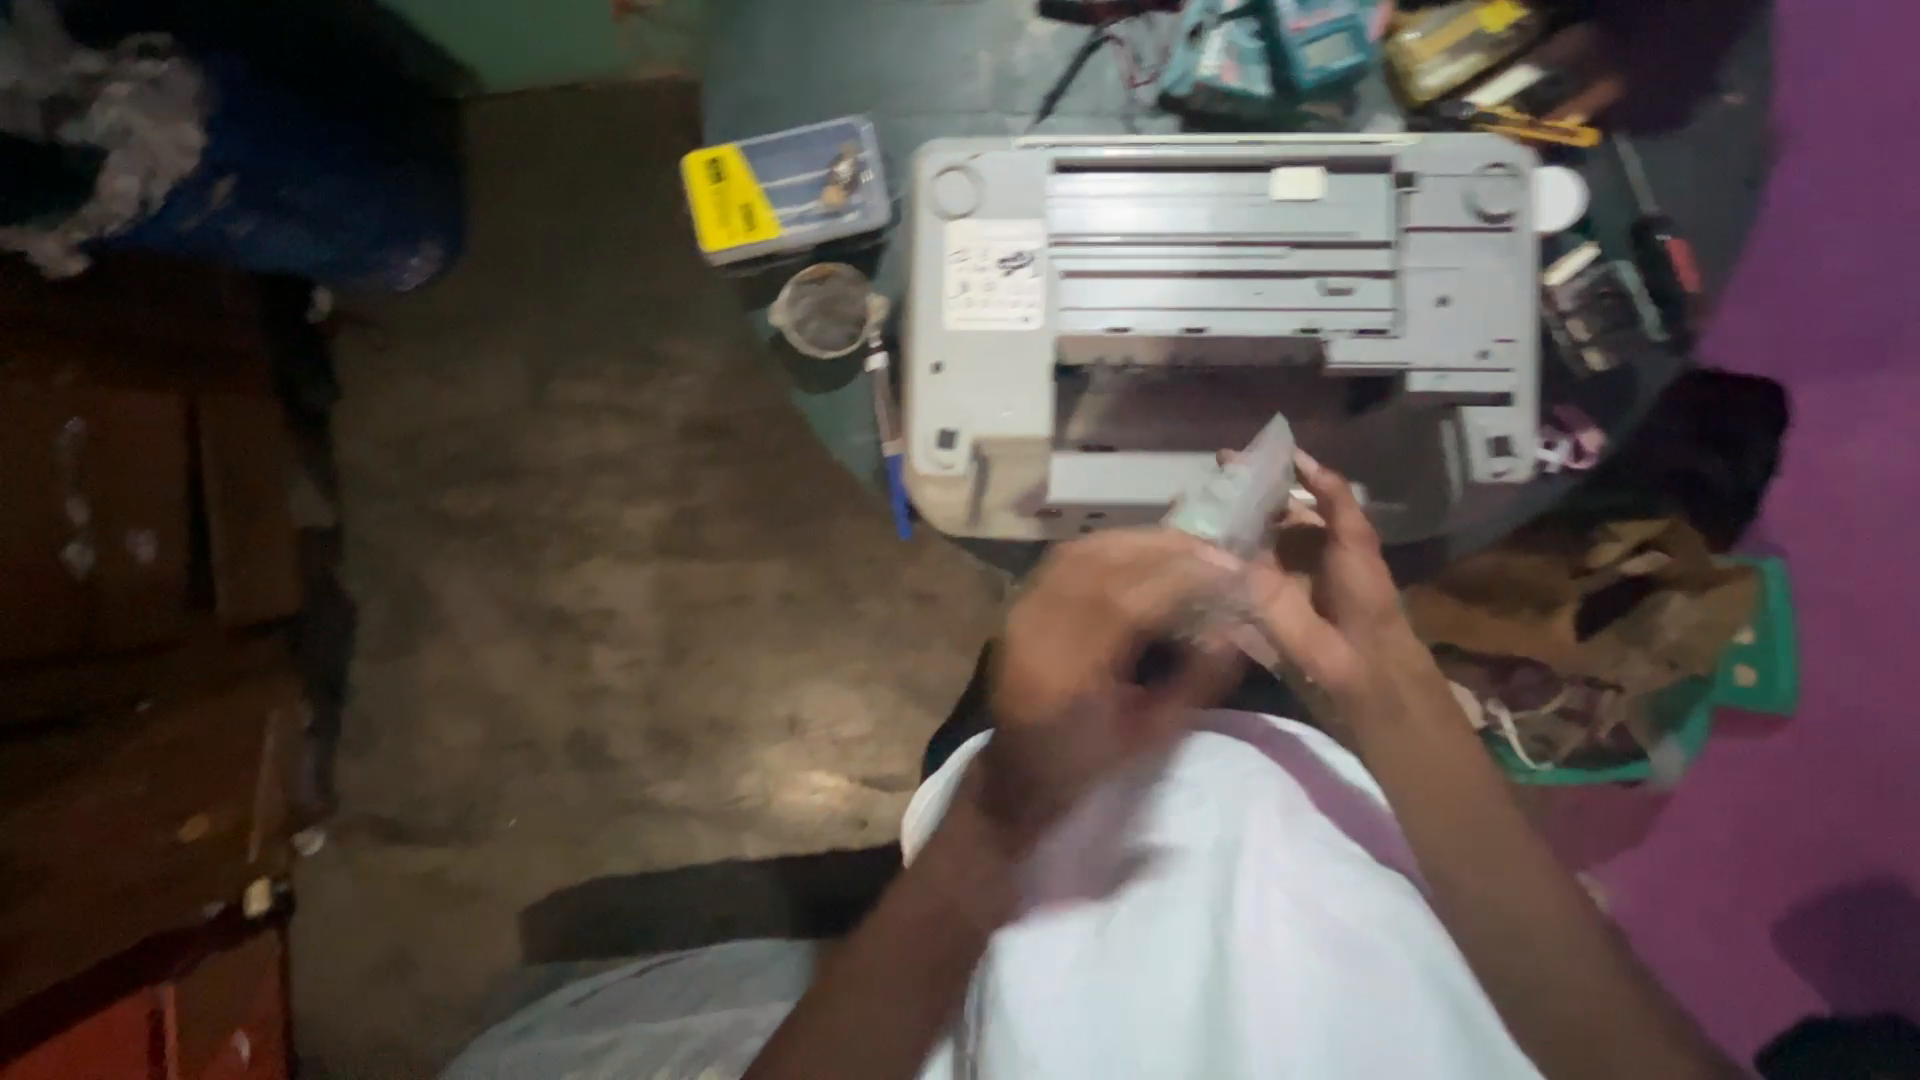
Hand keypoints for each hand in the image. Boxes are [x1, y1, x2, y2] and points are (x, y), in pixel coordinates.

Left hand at [969, 529, 1246, 854]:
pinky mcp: (1020, 601)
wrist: (1017, 770)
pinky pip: (1067, 556)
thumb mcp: (1151, 735)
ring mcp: (1023, 609)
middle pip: (1105, 564)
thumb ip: (1194, 682)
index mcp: (1068, 672)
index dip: (1183, 579)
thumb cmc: (1086, 762)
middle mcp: (1038, 628)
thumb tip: (1236, 632)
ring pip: (1085, 551)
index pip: (1128, 603)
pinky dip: (1112, 546)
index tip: (1231, 572)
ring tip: (1189, 548)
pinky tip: (1144, 551)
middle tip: (1219, 554)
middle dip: (1168, 551)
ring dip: (1141, 542)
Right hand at [1245, 452, 1455, 737]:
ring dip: (1259, 532)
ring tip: (1214, 520)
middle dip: (1269, 498)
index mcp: (1355, 569)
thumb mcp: (1319, 651)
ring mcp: (1331, 594)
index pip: (1339, 505)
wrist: (1401, 730)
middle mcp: (1343, 571)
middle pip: (1306, 522)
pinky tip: (1227, 568)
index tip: (1278, 452)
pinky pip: (1286, 581)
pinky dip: (1260, 567)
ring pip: (1293, 549)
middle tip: (1224, 479)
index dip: (1313, 474)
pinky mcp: (1319, 616)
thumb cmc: (1367, 689)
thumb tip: (1230, 561)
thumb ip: (1275, 607)